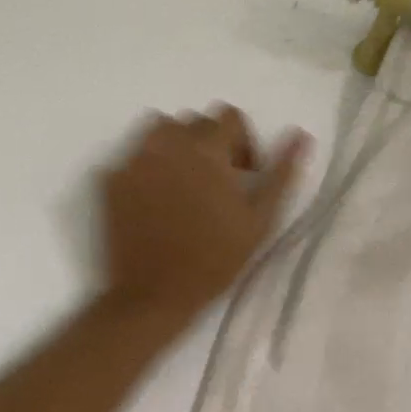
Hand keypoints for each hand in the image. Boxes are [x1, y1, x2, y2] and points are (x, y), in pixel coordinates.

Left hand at [98, 105, 309, 321]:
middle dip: (209, 145)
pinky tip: (156, 202)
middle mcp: (166, 143)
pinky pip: (133, 157)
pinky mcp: (109, 179)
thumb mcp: (259, 220)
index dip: (242, 142)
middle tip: (216, 185)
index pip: (228, 116)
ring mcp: (132, 159)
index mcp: (206, 149)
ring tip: (184, 186)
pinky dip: (147, 169)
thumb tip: (301, 135)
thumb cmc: (215, 260)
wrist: (153, 295)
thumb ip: (281, 173)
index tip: (244, 175)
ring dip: (176, 148)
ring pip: (158, 131)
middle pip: (193, 122)